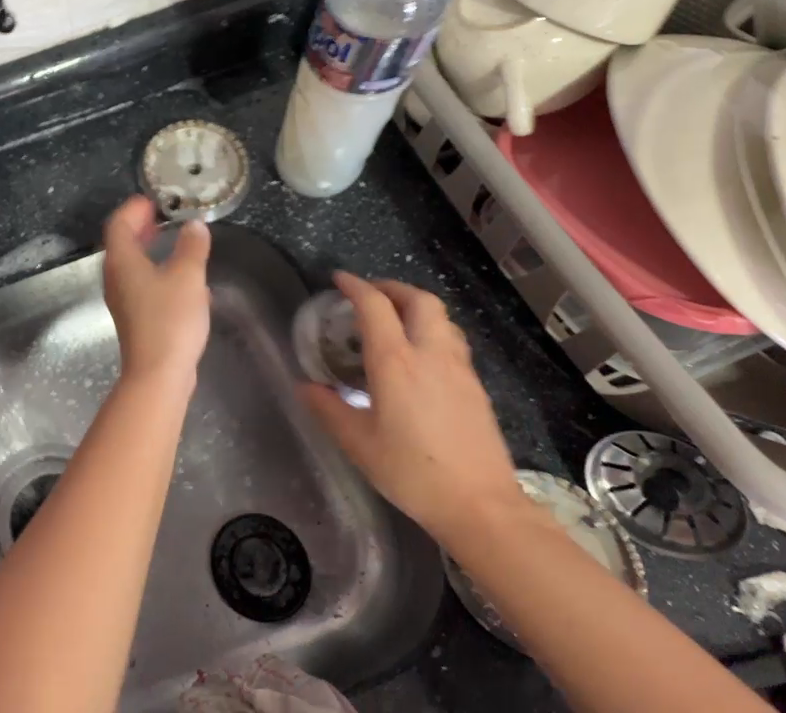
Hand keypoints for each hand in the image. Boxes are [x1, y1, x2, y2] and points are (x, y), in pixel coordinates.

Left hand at [102, 196, 211, 390]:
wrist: (158, 372)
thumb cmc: (170, 319)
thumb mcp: (188, 276)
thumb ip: (191, 247)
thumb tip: (194, 225)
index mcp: (122, 261)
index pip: (118, 224)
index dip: (133, 209)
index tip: (151, 200)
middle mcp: (115, 278)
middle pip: (121, 243)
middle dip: (138, 226)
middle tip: (159, 216)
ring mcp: (122, 299)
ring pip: (130, 264)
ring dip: (146, 249)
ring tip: (168, 240)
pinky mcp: (134, 317)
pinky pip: (139, 283)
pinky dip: (154, 270)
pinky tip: (177, 276)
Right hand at [299, 274, 524, 545]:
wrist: (480, 506)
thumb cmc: (412, 473)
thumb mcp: (358, 444)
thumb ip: (328, 410)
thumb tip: (305, 387)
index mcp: (395, 363)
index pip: (375, 306)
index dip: (355, 287)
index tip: (338, 280)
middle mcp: (430, 355)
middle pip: (419, 300)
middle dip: (392, 287)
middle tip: (370, 294)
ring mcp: (459, 370)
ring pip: (442, 318)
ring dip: (416, 307)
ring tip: (395, 320)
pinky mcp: (476, 387)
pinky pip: (453, 341)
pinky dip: (432, 331)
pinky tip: (421, 356)